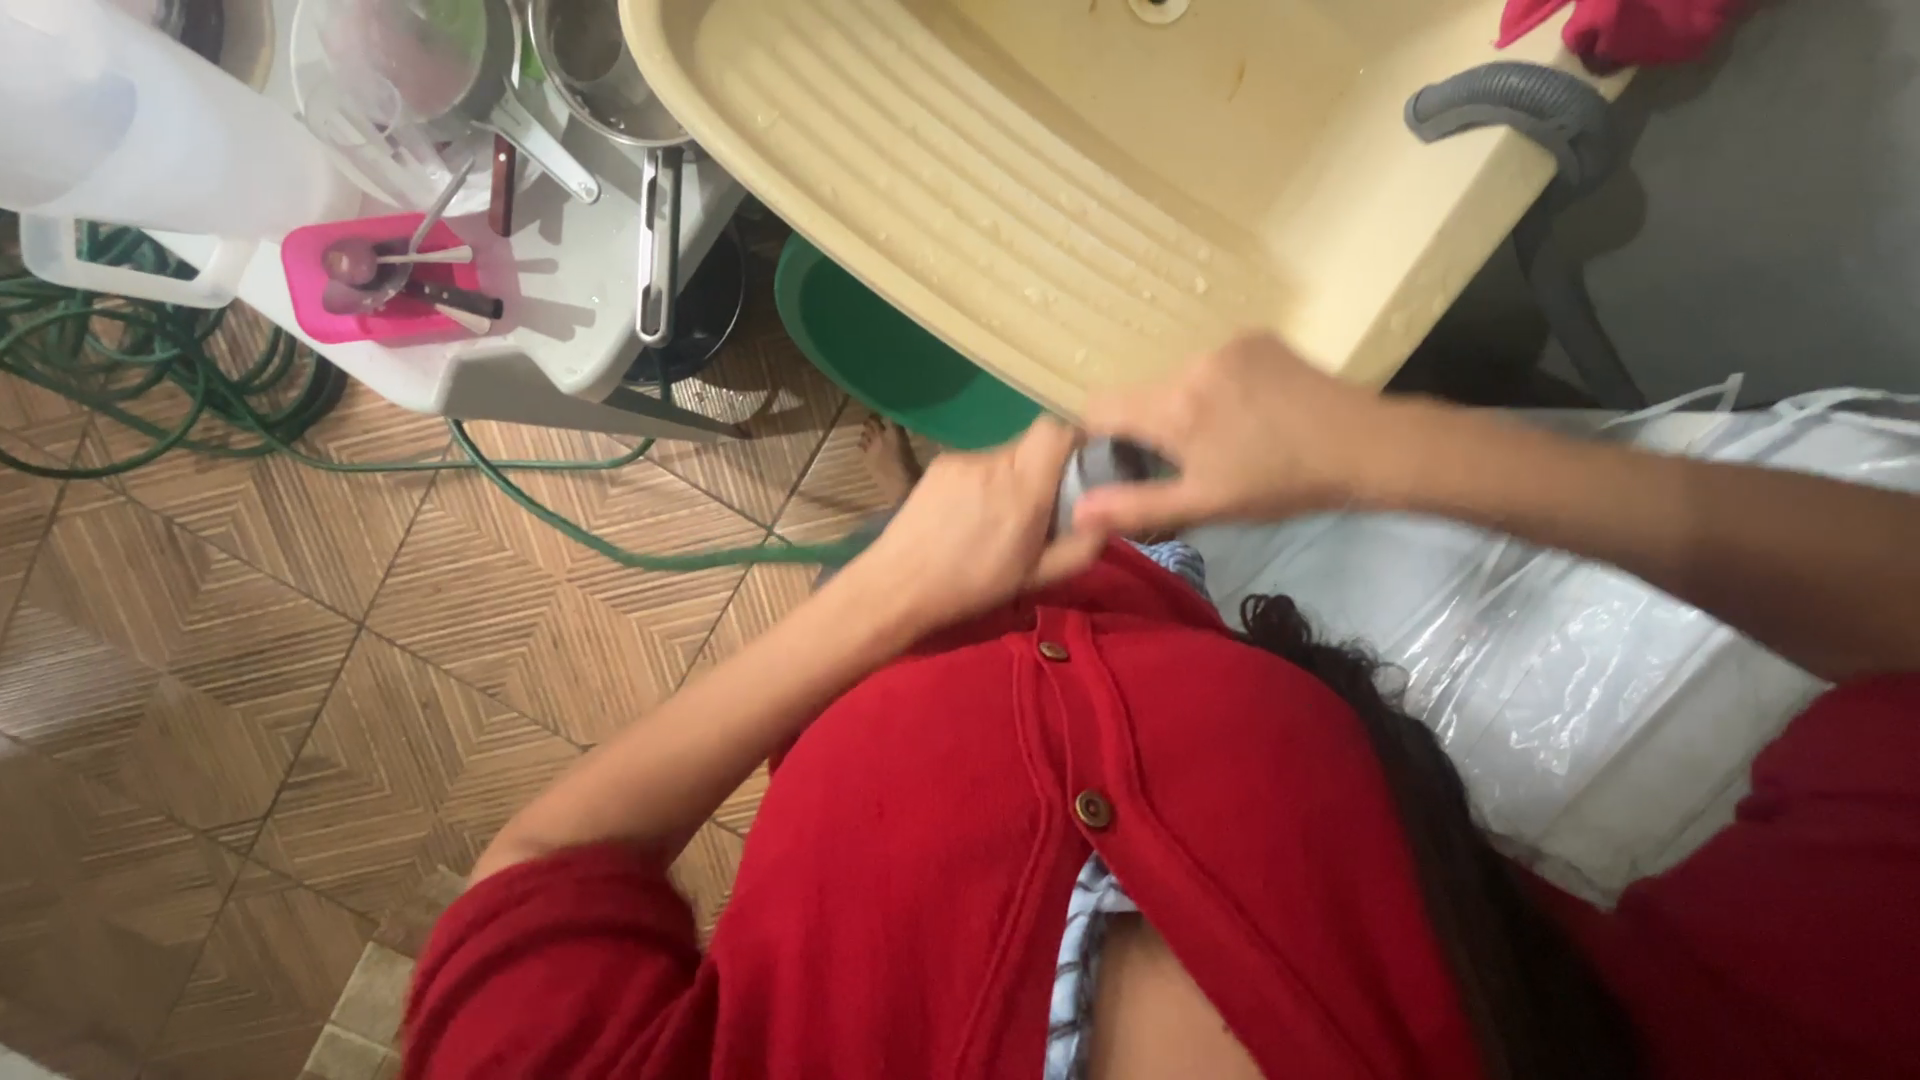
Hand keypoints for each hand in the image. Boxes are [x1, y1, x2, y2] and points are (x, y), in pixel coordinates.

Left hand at [834, 417, 1106, 635]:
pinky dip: (983, 484)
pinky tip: (967, 516)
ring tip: (995, 520)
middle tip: (1038, 510)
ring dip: (1012, 479)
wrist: (898, 585)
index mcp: (1023, 488)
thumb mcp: (1038, 578)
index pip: (1058, 430)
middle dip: (1043, 470)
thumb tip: (1107, 518)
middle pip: (1033, 445)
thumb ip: (1082, 546)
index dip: (1074, 442)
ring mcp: (962, 460)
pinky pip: (977, 465)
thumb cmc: (972, 586)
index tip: (1079, 470)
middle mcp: (994, 463)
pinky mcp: (939, 464)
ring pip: (1004, 456)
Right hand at [1073, 333, 1434, 533]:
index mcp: (1173, 406)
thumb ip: (1135, 506)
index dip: (1095, 436)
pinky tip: (1249, 413)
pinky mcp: (1255, 337)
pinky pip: (1212, 364)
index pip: (1098, 407)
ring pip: (1176, 380)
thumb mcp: (1204, 504)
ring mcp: (1227, 344)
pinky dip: (1215, 388)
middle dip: (1149, 427)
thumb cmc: (1279, 484)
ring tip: (1225, 440)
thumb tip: (1076, 511)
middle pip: (1141, 395)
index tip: (1117, 463)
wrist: (1365, 446)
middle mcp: (1191, 362)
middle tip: (1184, 463)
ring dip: (1183, 407)